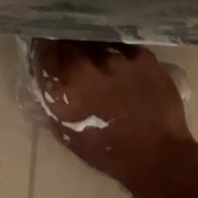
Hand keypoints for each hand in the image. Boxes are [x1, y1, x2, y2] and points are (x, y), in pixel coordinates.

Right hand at [30, 40, 196, 191]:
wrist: (156, 157)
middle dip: (65, 42)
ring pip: (96, 40)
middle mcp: (87, 68)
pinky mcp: (143, 57)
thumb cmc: (106, 152)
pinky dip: (116, 49)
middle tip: (68, 47)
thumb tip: (40, 81)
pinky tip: (119, 59)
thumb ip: (49, 104)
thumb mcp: (65, 134)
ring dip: (91, 44)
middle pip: (69, 41)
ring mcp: (116, 59)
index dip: (43, 47)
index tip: (45, 46)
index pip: (45, 53)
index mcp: (64, 88)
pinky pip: (122, 45)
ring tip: (94, 53)